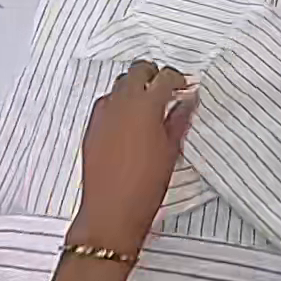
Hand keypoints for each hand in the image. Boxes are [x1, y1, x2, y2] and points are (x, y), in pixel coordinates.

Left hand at [69, 61, 194, 257]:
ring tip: (147, 104)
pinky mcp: (92, 123)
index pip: (165, 76)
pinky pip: (107, 100)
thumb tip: (188, 100)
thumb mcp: (171, 149)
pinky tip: (127, 118)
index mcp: (147, 103)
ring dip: (135, 85)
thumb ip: (179, 118)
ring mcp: (105, 110)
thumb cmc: (146, 183)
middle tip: (165, 89)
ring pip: (121, 82)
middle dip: (154, 74)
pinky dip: (118, 101)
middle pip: (139, 69)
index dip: (177, 78)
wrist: (112, 210)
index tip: (183, 86)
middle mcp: (123, 100)